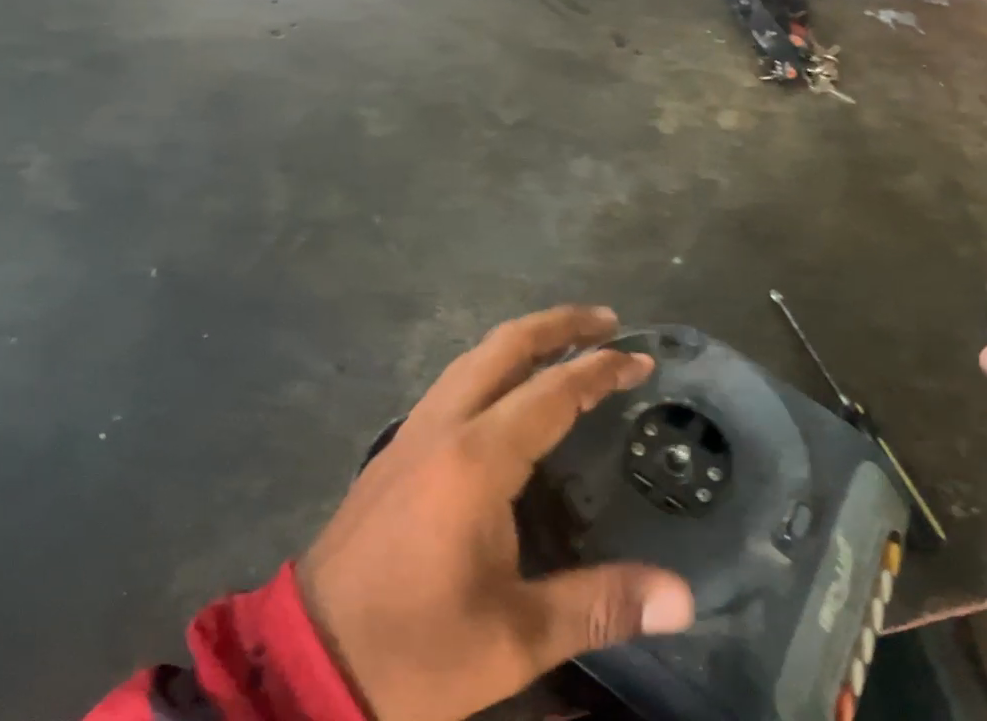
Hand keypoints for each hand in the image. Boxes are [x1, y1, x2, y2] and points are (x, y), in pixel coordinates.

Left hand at [297, 306, 695, 720]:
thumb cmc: (415, 650)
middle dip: (558, 325)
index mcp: (475, 460)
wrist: (303, 666)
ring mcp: (409, 437)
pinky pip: (450, 385)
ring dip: (521, 342)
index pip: (552, 392)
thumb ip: (601, 606)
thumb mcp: (515, 637)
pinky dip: (491, 367)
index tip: (642, 360)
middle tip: (607, 321)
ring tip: (565, 345)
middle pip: (503, 349)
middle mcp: (441, 429)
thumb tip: (683, 600)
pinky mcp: (392, 455)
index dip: (601, 370)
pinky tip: (506, 394)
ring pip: (470, 361)